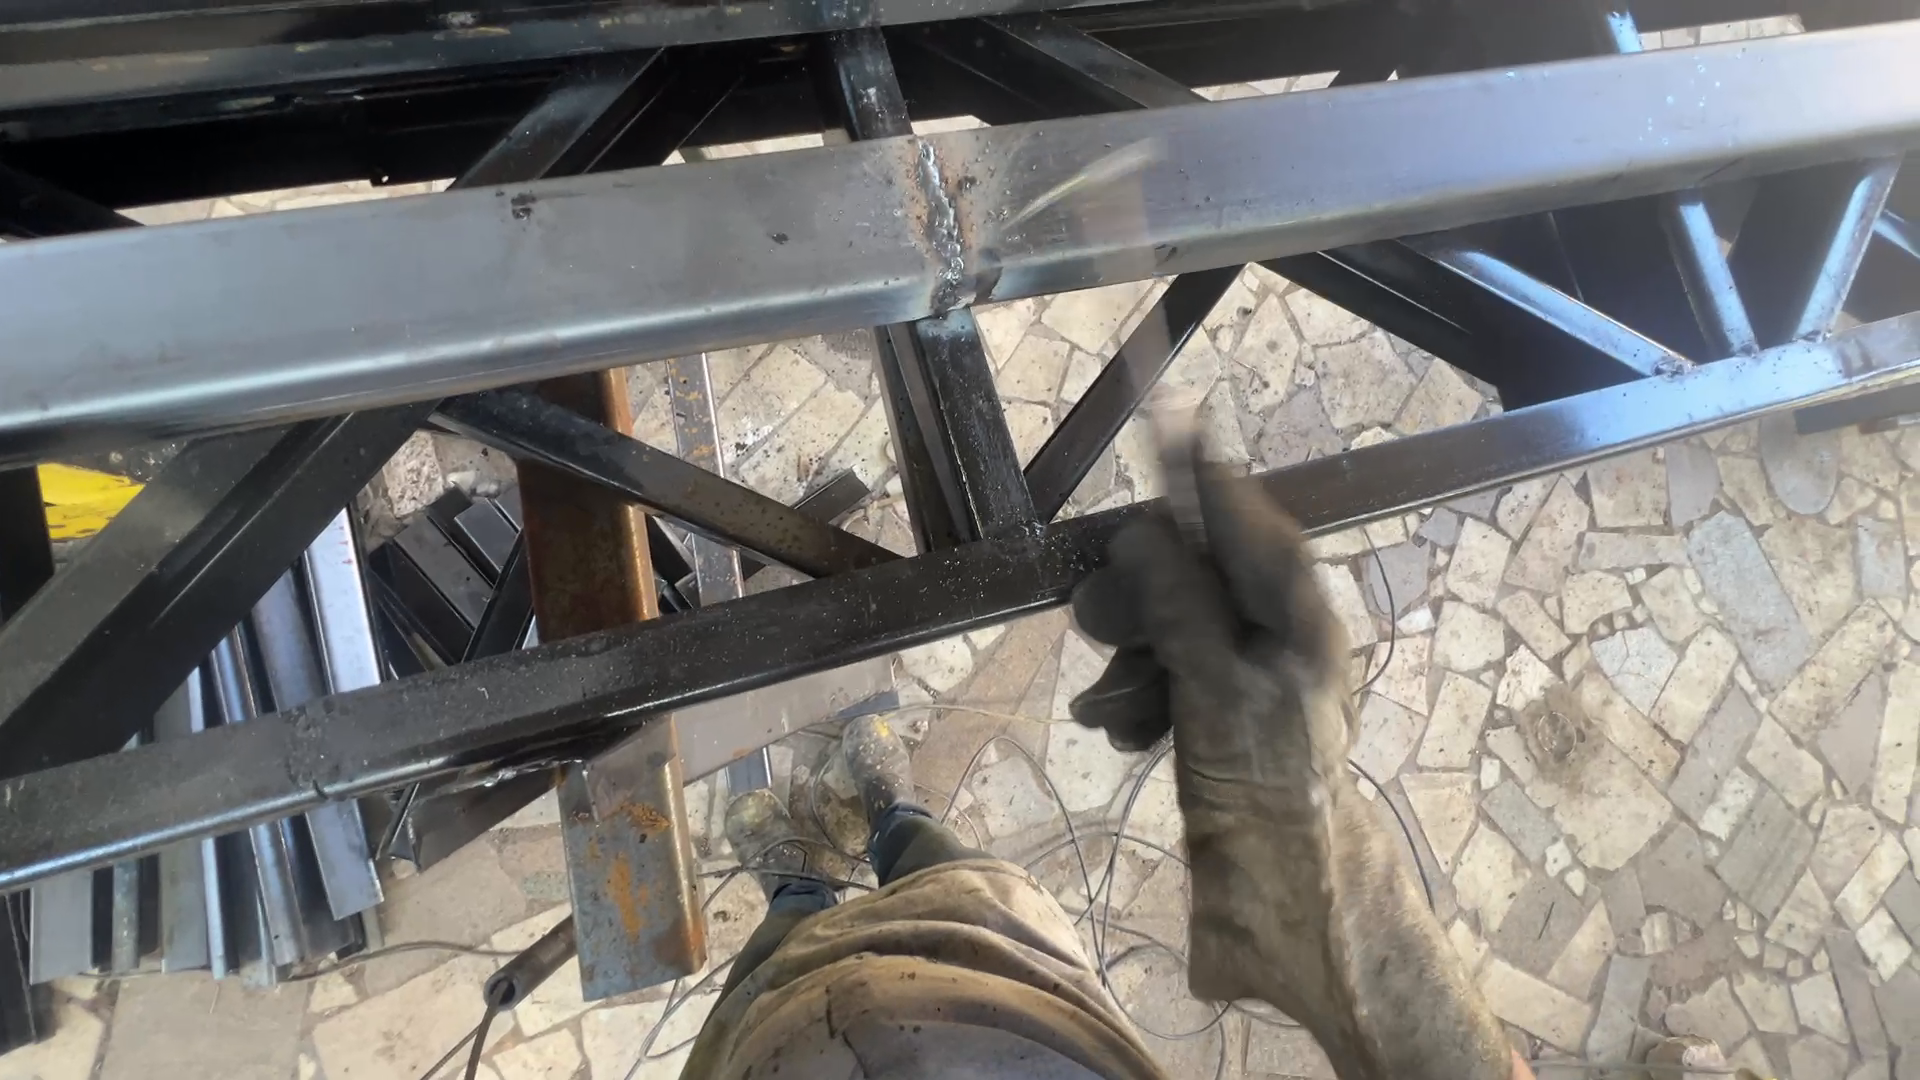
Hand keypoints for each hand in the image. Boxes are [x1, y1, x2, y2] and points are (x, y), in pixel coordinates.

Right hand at [1069, 460, 1511, 1079]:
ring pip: (1169, 625)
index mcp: (1298, 616)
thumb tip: (1139, 533)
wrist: (1290, 899)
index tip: (1172, 416)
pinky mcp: (1217, 704)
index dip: (1206, 473)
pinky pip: (1166, 670)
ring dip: (1129, 658)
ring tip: (1109, 708)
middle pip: (1193, 575)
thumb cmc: (1267, 788)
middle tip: (1092, 618)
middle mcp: (1275, 632)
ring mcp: (1244, 669)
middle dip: (1138, 598)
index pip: (1245, 522)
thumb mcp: (1218, 690)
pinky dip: (1138, 691)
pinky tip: (1122, 727)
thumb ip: (1180, 606)